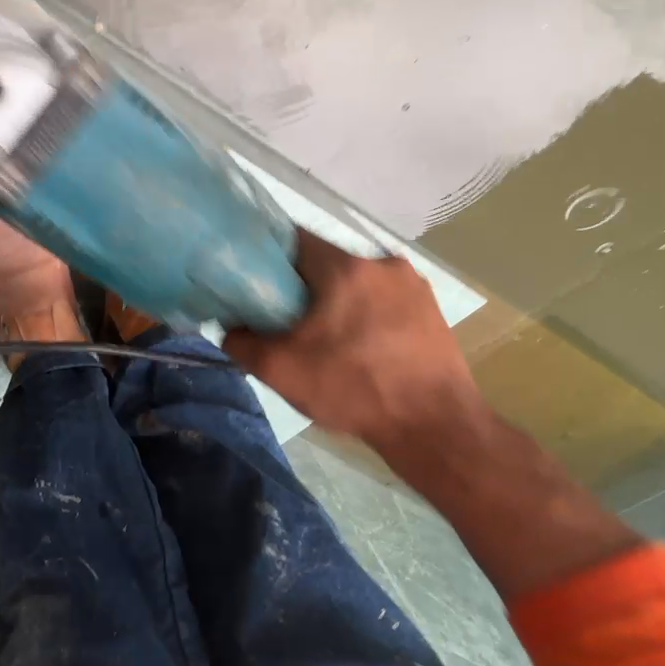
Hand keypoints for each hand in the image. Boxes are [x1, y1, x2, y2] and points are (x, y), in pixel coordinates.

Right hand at [224, 231, 484, 449]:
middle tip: (275, 318)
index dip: (264, 256)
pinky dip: (358, 313)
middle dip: (296, 285)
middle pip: (324, 262)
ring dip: (330, 301)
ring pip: (353, 282)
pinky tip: (349, 345)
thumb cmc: (350, 387)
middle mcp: (384, 265)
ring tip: (314, 336)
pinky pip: (379, 300)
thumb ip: (238, 341)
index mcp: (346, 268)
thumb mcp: (275, 368)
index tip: (247, 281)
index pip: (293, 240)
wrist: (433, 425)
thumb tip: (232, 329)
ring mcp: (414, 286)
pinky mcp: (430, 309)